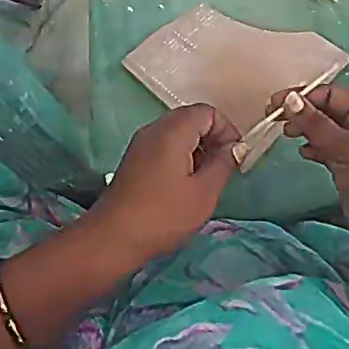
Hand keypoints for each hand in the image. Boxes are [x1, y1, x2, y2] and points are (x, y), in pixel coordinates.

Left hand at [85, 105, 240, 264]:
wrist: (113, 236)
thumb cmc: (163, 215)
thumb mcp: (203, 192)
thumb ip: (223, 164)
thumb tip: (235, 147)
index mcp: (172, 130)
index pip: (207, 112)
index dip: (227, 130)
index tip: (234, 158)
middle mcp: (154, 129)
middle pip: (191, 119)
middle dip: (213, 139)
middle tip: (223, 169)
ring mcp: (141, 143)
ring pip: (177, 132)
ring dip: (197, 149)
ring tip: (205, 181)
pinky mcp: (134, 158)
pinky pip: (164, 145)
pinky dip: (180, 156)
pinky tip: (184, 185)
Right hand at [275, 85, 348, 259]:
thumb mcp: (347, 148)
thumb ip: (315, 123)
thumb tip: (289, 99)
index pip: (331, 94)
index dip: (303, 97)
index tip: (274, 105)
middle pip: (327, 111)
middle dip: (302, 113)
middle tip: (274, 120)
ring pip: (326, 131)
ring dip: (306, 131)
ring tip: (287, 136)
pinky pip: (329, 151)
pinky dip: (314, 149)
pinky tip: (304, 154)